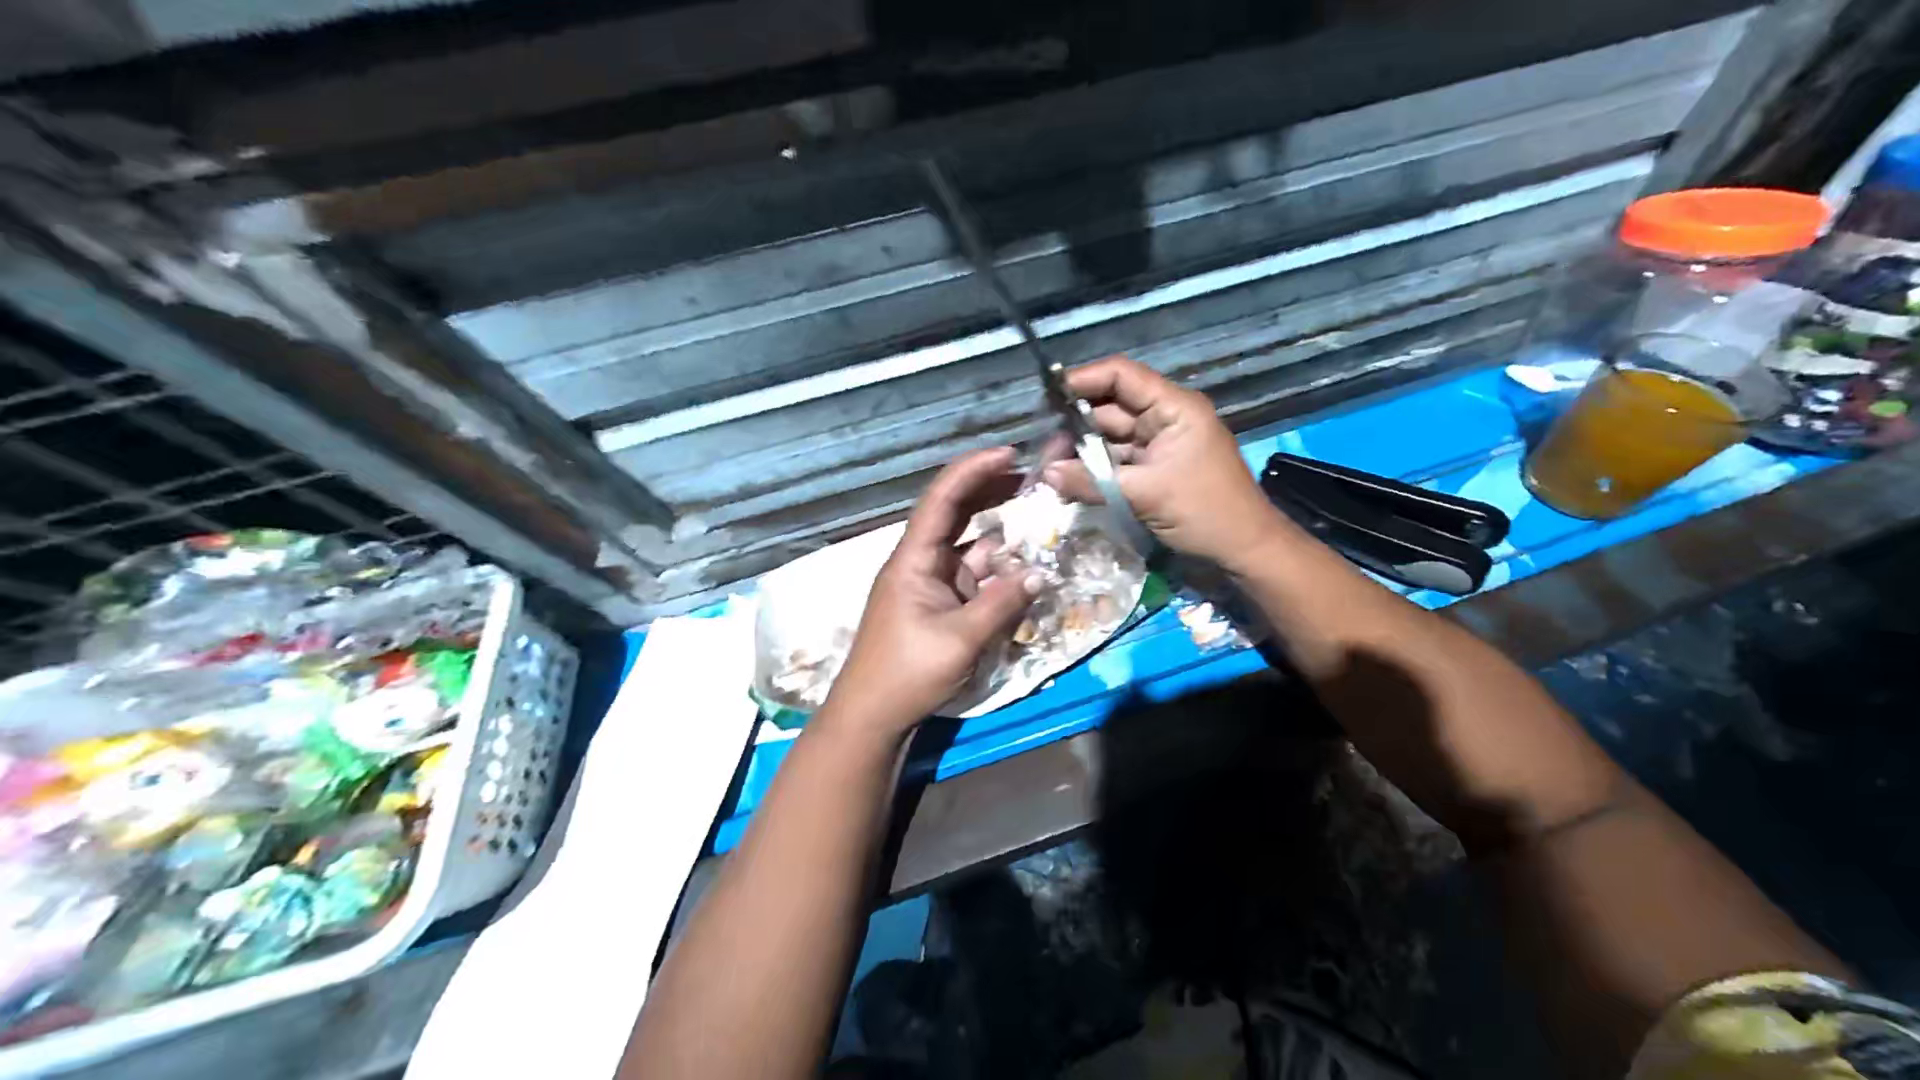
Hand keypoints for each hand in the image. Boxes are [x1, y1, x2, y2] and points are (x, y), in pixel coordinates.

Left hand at [826, 448, 1039, 736]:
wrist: (872, 715)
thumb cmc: (906, 673)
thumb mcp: (960, 639)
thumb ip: (1002, 604)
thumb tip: (1041, 574)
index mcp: (914, 558)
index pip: (943, 499)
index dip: (974, 471)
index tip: (1009, 453)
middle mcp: (921, 562)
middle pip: (955, 514)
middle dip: (990, 491)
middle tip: (1031, 477)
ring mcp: (930, 584)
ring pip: (968, 546)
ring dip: (999, 532)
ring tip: (1036, 515)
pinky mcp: (939, 606)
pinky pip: (972, 577)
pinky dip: (997, 570)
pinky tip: (1024, 566)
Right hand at [1044, 356, 1295, 569]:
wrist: (1245, 549)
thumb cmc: (1206, 512)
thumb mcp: (1146, 495)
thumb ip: (1092, 482)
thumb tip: (1046, 474)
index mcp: (1173, 408)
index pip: (1122, 376)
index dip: (1082, 381)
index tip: (1047, 398)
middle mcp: (1164, 418)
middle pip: (1109, 408)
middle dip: (1074, 427)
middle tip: (1043, 452)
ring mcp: (1159, 444)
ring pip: (1109, 437)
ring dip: (1081, 452)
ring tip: (1050, 470)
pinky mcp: (1154, 468)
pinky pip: (1116, 461)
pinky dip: (1094, 470)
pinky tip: (1069, 482)